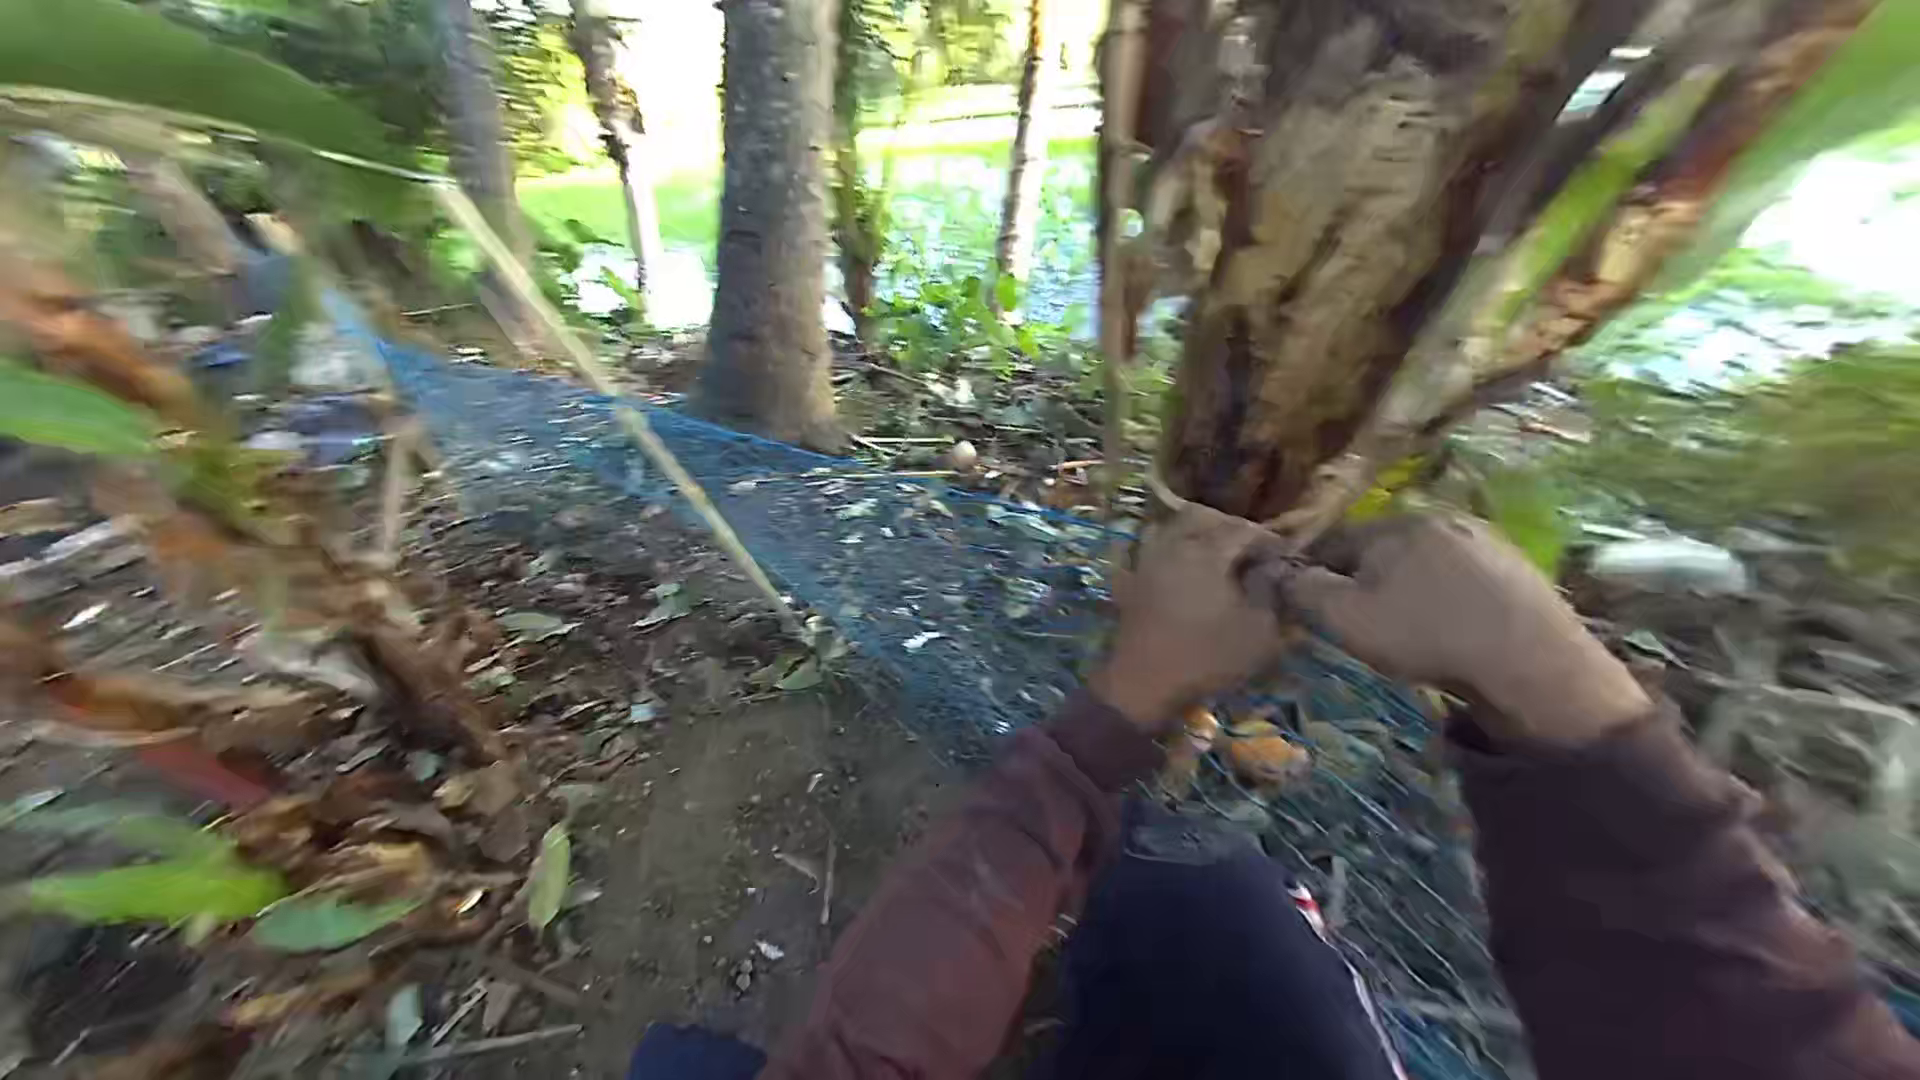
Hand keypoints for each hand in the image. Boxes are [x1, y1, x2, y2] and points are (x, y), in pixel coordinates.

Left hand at [1090, 503, 1288, 731]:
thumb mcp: (1260, 631)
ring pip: (1169, 527)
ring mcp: (1145, 561)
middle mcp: (1172, 545)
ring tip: (1215, 557)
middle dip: (1229, 526)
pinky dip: (1166, 553)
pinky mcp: (1130, 581)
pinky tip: (1179, 573)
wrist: (1144, 682)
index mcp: (1206, 551)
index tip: (1284, 557)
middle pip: (1201, 516)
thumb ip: (1271, 591)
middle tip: (1249, 551)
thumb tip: (1271, 568)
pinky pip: (1147, 552)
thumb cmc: (1207, 657)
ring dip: (1193, 533)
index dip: (1268, 540)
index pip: (1244, 528)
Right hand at [1275, 514, 1650, 746]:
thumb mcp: (1342, 617)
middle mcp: (1439, 519)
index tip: (1316, 609)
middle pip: (1374, 549)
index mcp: (1394, 524)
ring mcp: (1484, 540)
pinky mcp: (1516, 567)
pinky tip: (1446, 626)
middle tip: (1360, 621)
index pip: (1330, 542)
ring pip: (1415, 561)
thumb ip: (1298, 588)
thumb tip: (1273, 569)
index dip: (1314, 575)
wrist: (1537, 669)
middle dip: (1358, 579)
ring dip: (1400, 586)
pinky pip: (1454, 574)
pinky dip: (1439, 594)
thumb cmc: (1425, 636)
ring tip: (1404, 626)